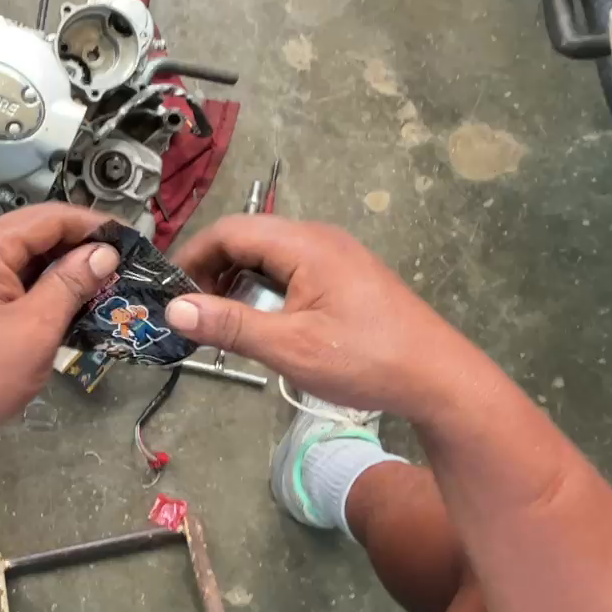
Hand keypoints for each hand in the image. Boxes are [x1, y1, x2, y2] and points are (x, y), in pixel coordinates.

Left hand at [0, 204, 118, 462]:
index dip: (94, 225)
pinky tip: (71, 306)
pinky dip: (44, 289)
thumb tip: (105, 252)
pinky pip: (14, 281)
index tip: (133, 241)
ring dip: (65, 270)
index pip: (50, 216)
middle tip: (124, 266)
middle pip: (38, 233)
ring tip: (106, 286)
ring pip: (27, 259)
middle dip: (81, 247)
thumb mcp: (36, 328)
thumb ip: (71, 284)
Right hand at [165, 215, 475, 420]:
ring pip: (267, 253)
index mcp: (304, 244)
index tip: (169, 290)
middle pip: (246, 238)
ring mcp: (334, 253)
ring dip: (237, 280)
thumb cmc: (365, 359)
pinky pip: (289, 267)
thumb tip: (173, 309)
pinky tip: (262, 320)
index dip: (192, 256)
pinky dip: (263, 287)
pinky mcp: (344, 273)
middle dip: (212, 269)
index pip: (229, 231)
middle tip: (194, 311)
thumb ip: (230, 325)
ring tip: (224, 320)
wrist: (442, 380)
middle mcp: (318, 237)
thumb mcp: (290, 347)